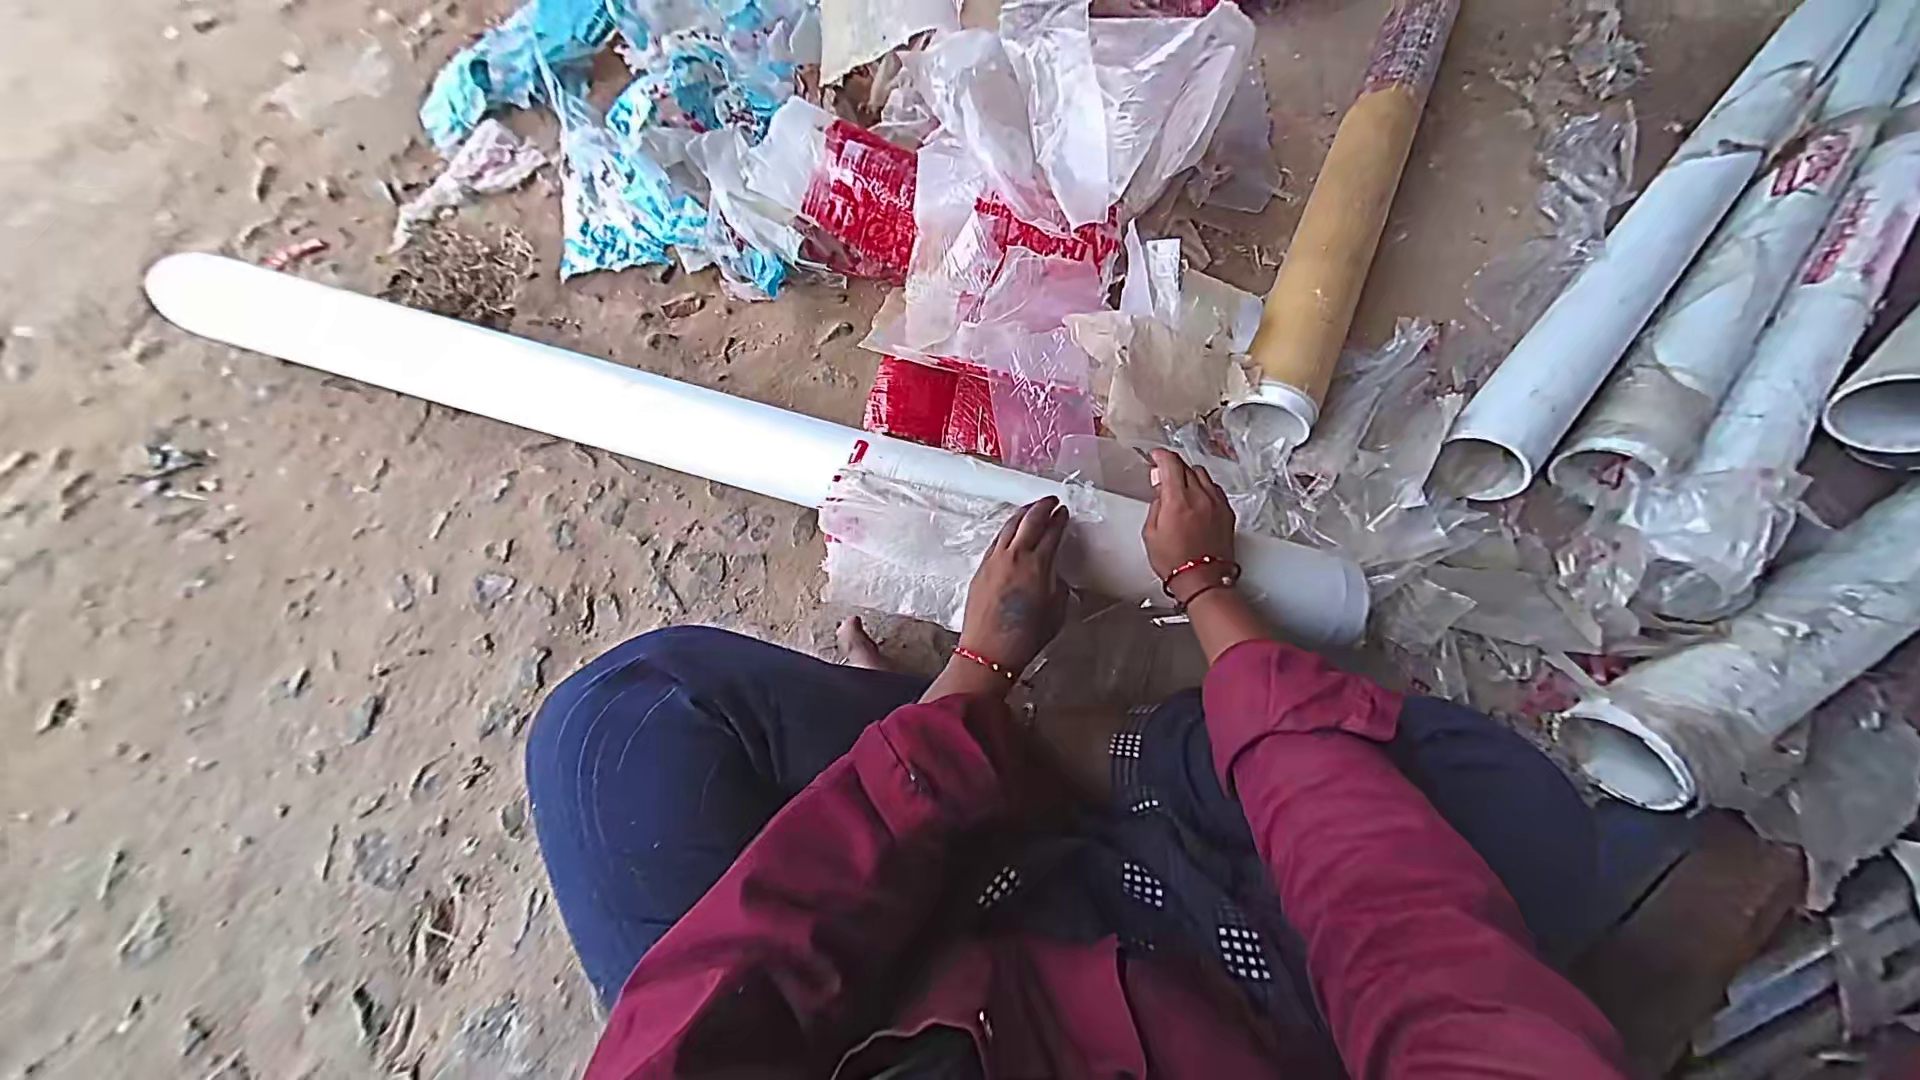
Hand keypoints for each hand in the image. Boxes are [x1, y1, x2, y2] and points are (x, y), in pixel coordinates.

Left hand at [957, 496, 1069, 674]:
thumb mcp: (1055, 611)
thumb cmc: (1025, 637)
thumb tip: (1055, 574)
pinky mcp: (981, 569)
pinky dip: (1007, 530)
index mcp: (1037, 565)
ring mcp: (994, 560)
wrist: (989, 651)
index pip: (1051, 532)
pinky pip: (996, 540)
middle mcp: (1014, 556)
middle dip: (1042, 507)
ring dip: (1022, 514)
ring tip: (1031, 509)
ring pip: (1009, 526)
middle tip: (1051, 501)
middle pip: (1029, 521)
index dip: (1060, 520)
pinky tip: (1011, 531)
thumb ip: (1057, 586)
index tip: (1064, 513)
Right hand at [1143, 449, 1236, 588]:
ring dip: (1189, 475)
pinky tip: (1196, 497)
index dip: (1161, 456)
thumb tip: (1160, 486)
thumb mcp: (1151, 533)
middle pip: (1187, 467)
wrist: (1202, 579)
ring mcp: (1216, 504)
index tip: (1156, 456)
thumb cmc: (1175, 561)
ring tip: (1180, 486)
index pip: (1171, 464)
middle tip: (1163, 474)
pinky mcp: (1227, 512)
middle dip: (1173, 466)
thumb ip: (1156, 504)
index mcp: (1177, 501)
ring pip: (1202, 475)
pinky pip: (1214, 489)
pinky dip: (1203, 486)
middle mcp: (1200, 497)